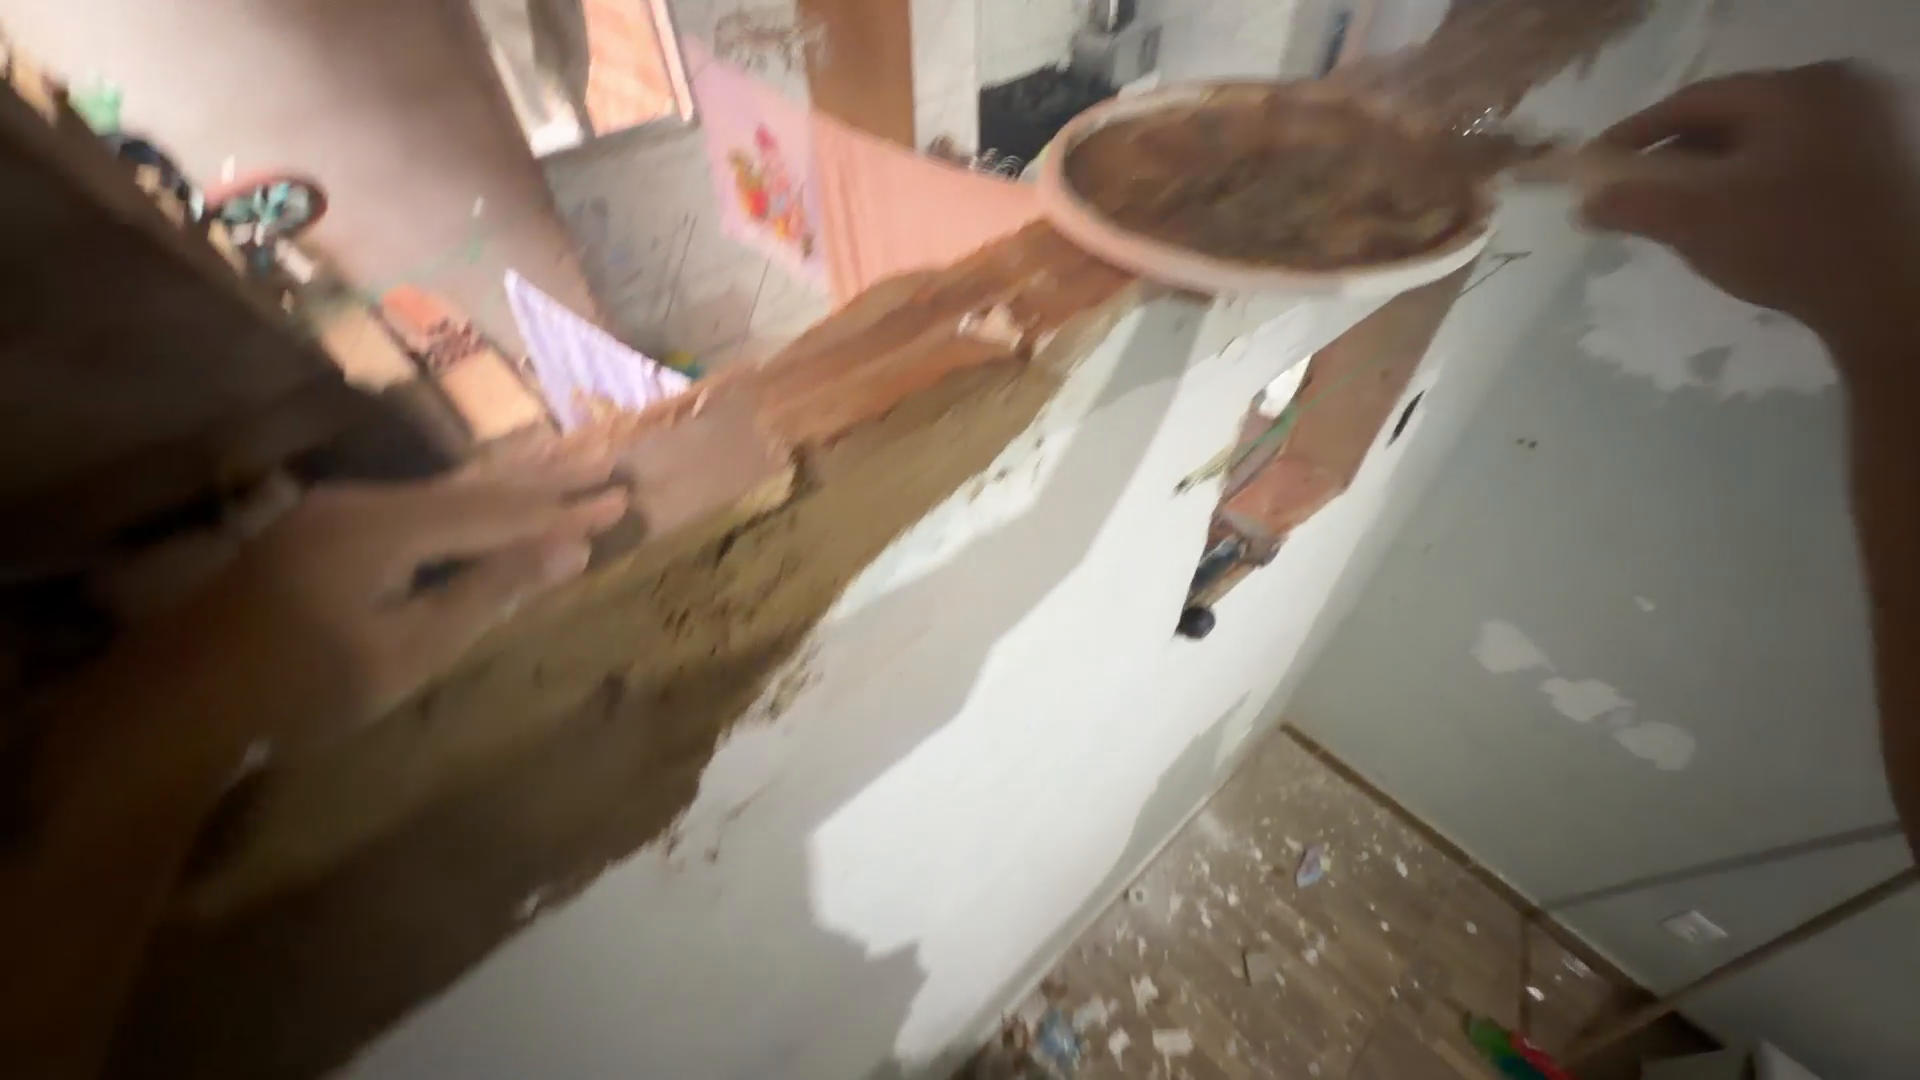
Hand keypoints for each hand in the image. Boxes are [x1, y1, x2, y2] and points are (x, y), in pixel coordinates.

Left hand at [143, 447, 628, 753]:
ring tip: (569, 457)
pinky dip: (471, 499)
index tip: (623, 498)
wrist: (174, 710)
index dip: (566, 510)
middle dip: (550, 482)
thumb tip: (573, 550)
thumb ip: (494, 590)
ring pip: (449, 490)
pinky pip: (420, 504)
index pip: (501, 514)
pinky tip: (494, 487)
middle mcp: (365, 502)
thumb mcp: (414, 647)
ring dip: (514, 482)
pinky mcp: (328, 529)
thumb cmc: (306, 689)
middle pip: (478, 489)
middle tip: (610, 461)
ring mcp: (341, 511)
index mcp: (386, 528)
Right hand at [1578, 63, 1919, 363]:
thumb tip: (1582, 201)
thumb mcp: (1689, 220)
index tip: (1587, 168)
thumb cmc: (1786, 240)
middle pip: (1720, 119)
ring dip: (1696, 175)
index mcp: (1794, 90)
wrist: (1887, 286)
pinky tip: (1716, 219)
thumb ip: (1626, 204)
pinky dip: (1734, 183)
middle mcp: (1834, 89)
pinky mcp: (1866, 157)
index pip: (1689, 101)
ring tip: (1662, 214)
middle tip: (1621, 196)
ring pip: (1748, 142)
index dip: (1628, 135)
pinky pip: (1779, 158)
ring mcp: (1859, 121)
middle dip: (1663, 159)